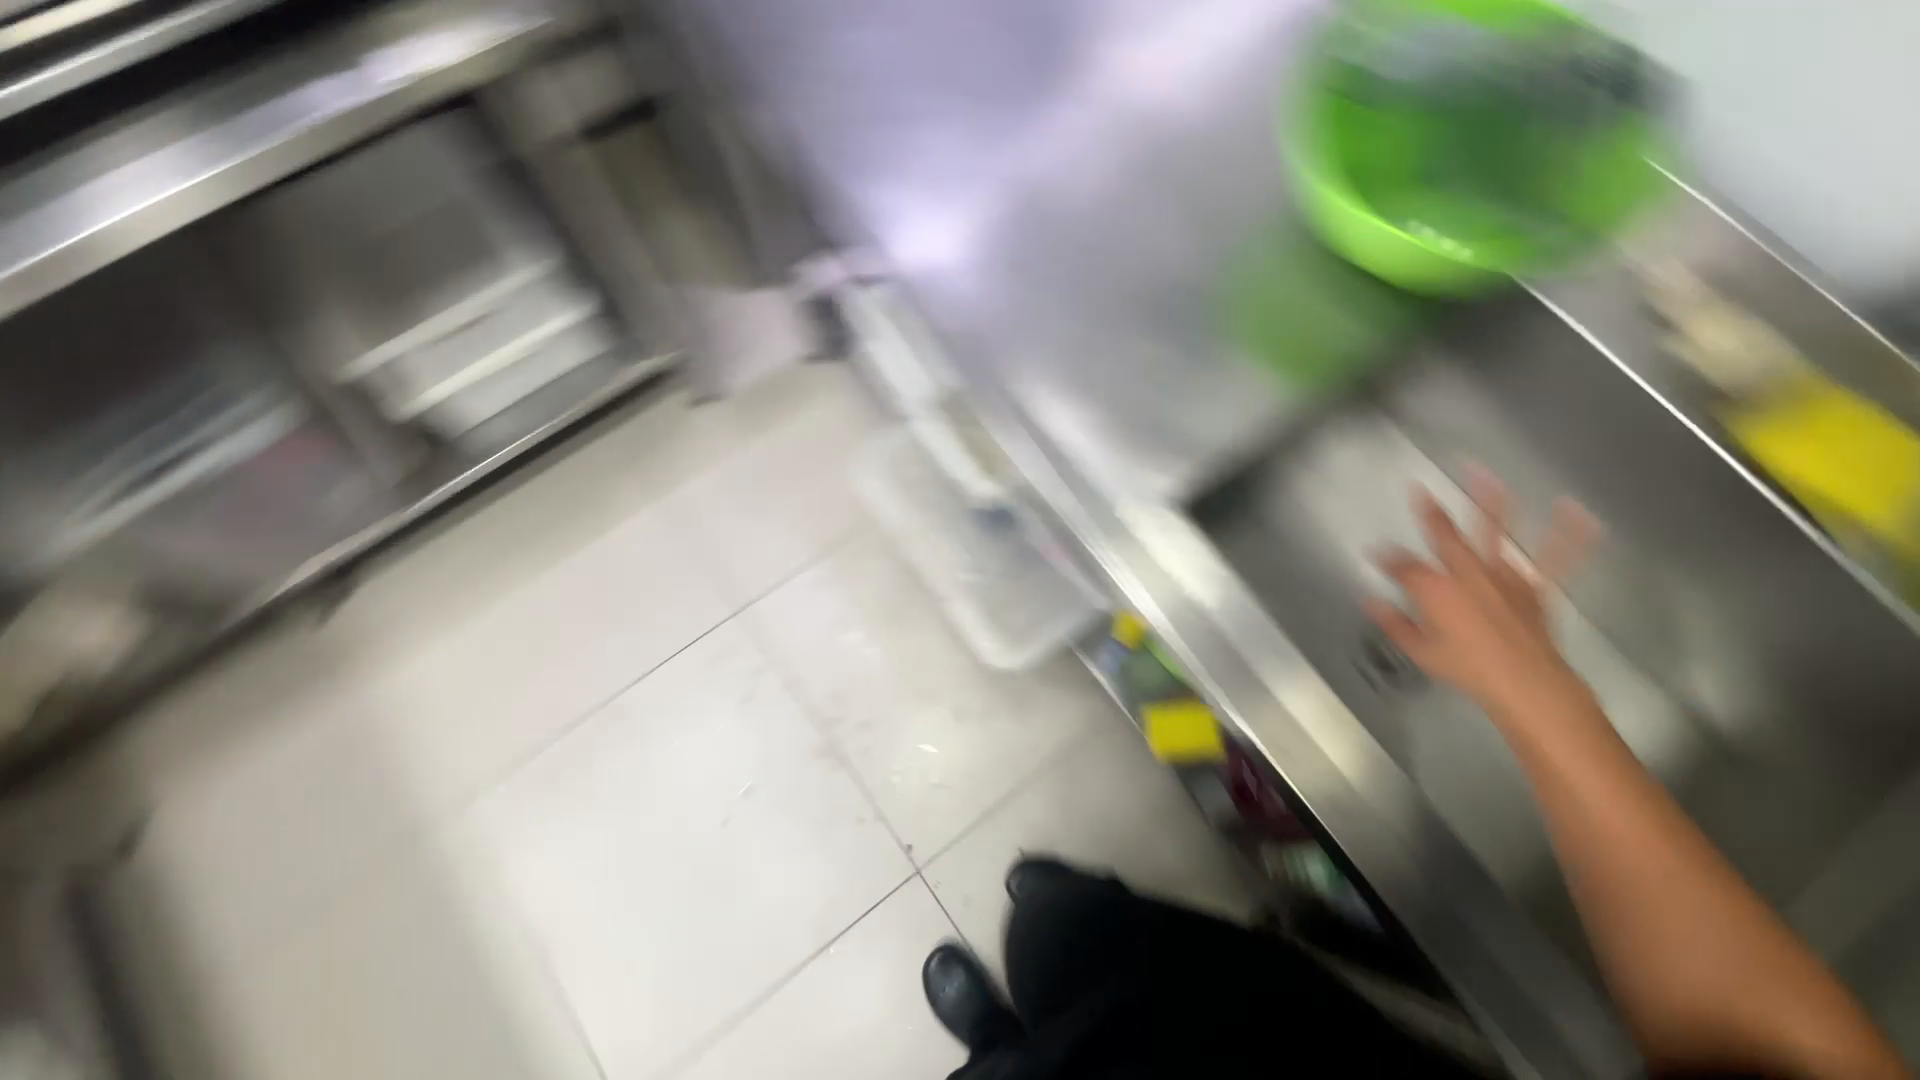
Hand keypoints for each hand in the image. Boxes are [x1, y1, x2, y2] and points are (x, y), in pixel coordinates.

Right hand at [1363, 470, 1601, 719]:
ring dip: (1491, 502)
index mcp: (1435, 588)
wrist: (1525, 683)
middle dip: (1430, 512)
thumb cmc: (1466, 668)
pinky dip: (1570, 535)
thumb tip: (1369, 600)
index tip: (1376, 553)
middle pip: (1445, 536)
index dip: (1387, 558)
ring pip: (1496, 532)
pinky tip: (1576, 508)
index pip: (1403, 565)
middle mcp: (1468, 573)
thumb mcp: (1419, 650)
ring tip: (1484, 471)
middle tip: (1419, 487)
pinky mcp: (1536, 587)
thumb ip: (1393, 622)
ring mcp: (1504, 576)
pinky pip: (1556, 559)